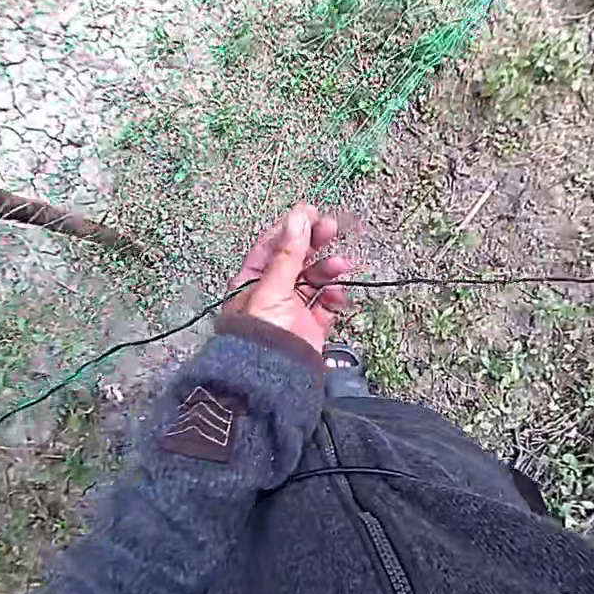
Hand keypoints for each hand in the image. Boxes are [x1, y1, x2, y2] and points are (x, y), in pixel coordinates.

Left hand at [224, 202, 353, 348]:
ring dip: (328, 269)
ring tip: (341, 266)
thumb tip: (298, 218)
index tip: (312, 214)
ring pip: (313, 279)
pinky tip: (337, 295)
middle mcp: (271, 292)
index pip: (273, 245)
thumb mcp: (272, 288)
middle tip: (332, 229)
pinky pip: (325, 304)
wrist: (272, 379)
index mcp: (252, 280)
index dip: (293, 228)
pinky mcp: (309, 326)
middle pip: (296, 259)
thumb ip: (288, 254)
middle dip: (315, 243)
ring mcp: (291, 309)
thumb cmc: (260, 335)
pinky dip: (333, 297)